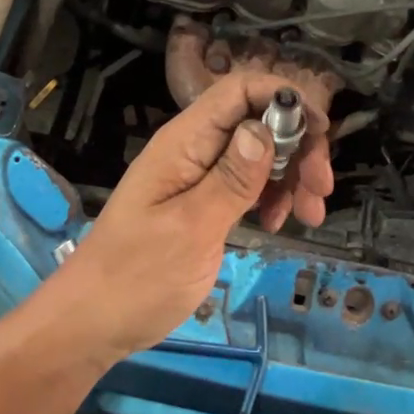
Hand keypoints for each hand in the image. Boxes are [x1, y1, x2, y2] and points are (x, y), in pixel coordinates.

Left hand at [47, 35, 333, 362]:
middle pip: (260, 120)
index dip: (284, 97)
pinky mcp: (207, 200)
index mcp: (186, 141)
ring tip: (310, 214)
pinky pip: (252, 181)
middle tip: (321, 188)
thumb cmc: (137, 276)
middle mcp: (196, 147)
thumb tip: (266, 127)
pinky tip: (281, 224)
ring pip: (262, 151)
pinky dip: (275, 196)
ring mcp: (202, 174)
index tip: (320, 130)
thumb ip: (232, 179)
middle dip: (299, 145)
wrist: (93, 323)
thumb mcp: (191, 229)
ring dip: (293, 174)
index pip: (239, 90)